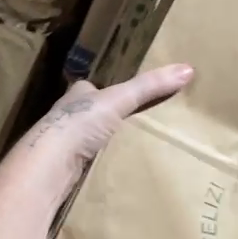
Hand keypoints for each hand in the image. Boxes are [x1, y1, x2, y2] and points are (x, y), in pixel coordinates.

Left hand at [19, 64, 194, 167]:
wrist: (50, 163)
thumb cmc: (80, 124)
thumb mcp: (119, 100)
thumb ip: (149, 87)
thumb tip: (187, 69)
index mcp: (75, 96)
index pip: (93, 88)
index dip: (109, 92)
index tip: (129, 97)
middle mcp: (66, 117)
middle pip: (91, 115)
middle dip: (108, 120)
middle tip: (136, 126)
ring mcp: (62, 143)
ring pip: (87, 140)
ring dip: (103, 144)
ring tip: (130, 149)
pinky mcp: (64, 167)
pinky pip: (86, 163)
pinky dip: (98, 165)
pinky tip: (113, 169)